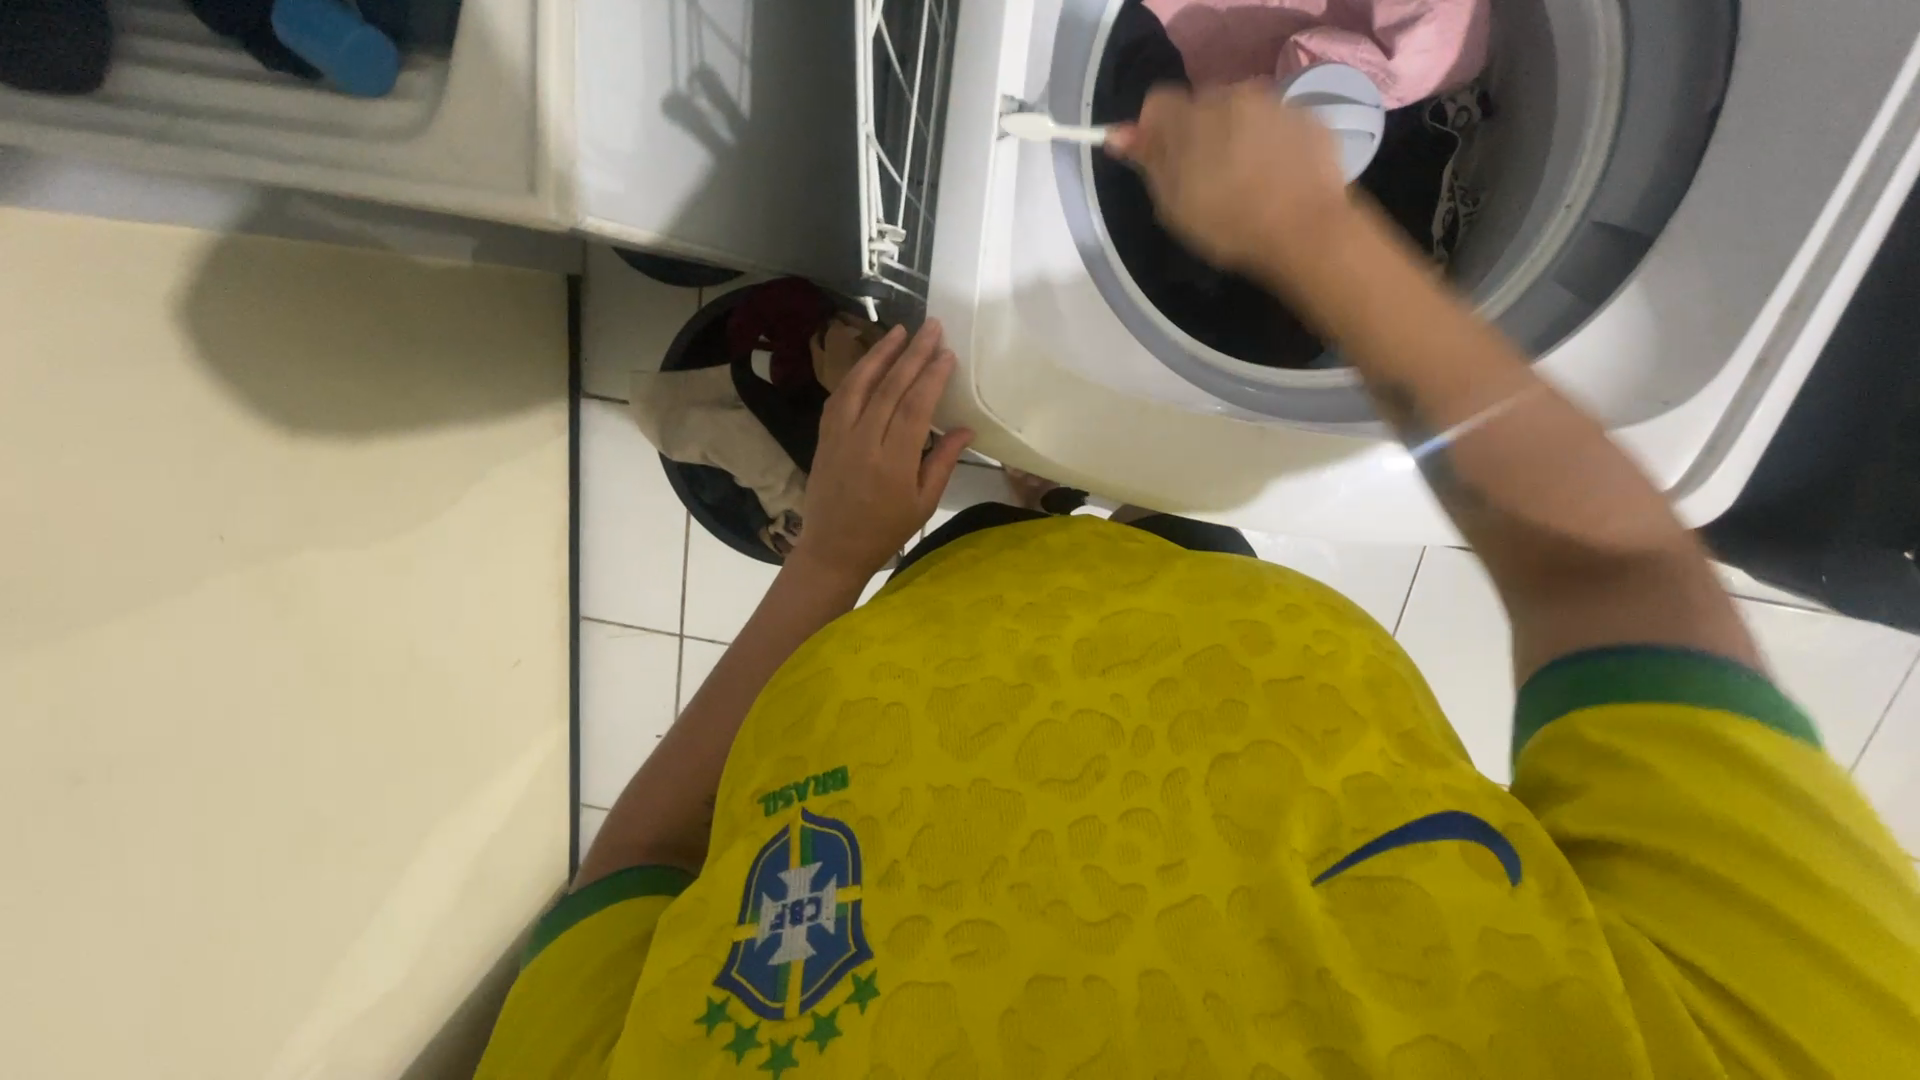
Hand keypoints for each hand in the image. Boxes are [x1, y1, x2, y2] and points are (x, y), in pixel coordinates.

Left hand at [791, 320, 973, 581]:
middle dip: (912, 354)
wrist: (832, 549)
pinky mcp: (824, 437)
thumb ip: (942, 463)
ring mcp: (839, 437)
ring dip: (880, 354)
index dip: (931, 377)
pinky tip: (870, 361)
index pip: (914, 407)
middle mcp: (863, 443)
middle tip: (930, 327)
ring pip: (859, 385)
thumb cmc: (884, 531)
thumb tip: (965, 429)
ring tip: (899, 330)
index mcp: (892, 463)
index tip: (946, 353)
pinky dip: (856, 374)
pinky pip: (840, 396)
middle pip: (889, 388)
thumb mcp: (922, 504)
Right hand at [1106, 83, 1350, 278]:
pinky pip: (1276, 123)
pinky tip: (1273, 178)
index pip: (1157, 103)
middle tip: (1203, 179)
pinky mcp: (1307, 117)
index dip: (1154, 131)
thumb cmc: (1227, 225)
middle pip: (1201, 105)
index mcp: (1190, 117)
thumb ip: (1149, 162)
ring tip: (1242, 181)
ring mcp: (1274, 103)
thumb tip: (1118, 135)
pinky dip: (1268, 143)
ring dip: (1233, 136)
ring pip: (1239, 111)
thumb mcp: (1173, 204)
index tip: (1160, 161)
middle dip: (1196, 133)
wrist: (1304, 231)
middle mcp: (1231, 95)